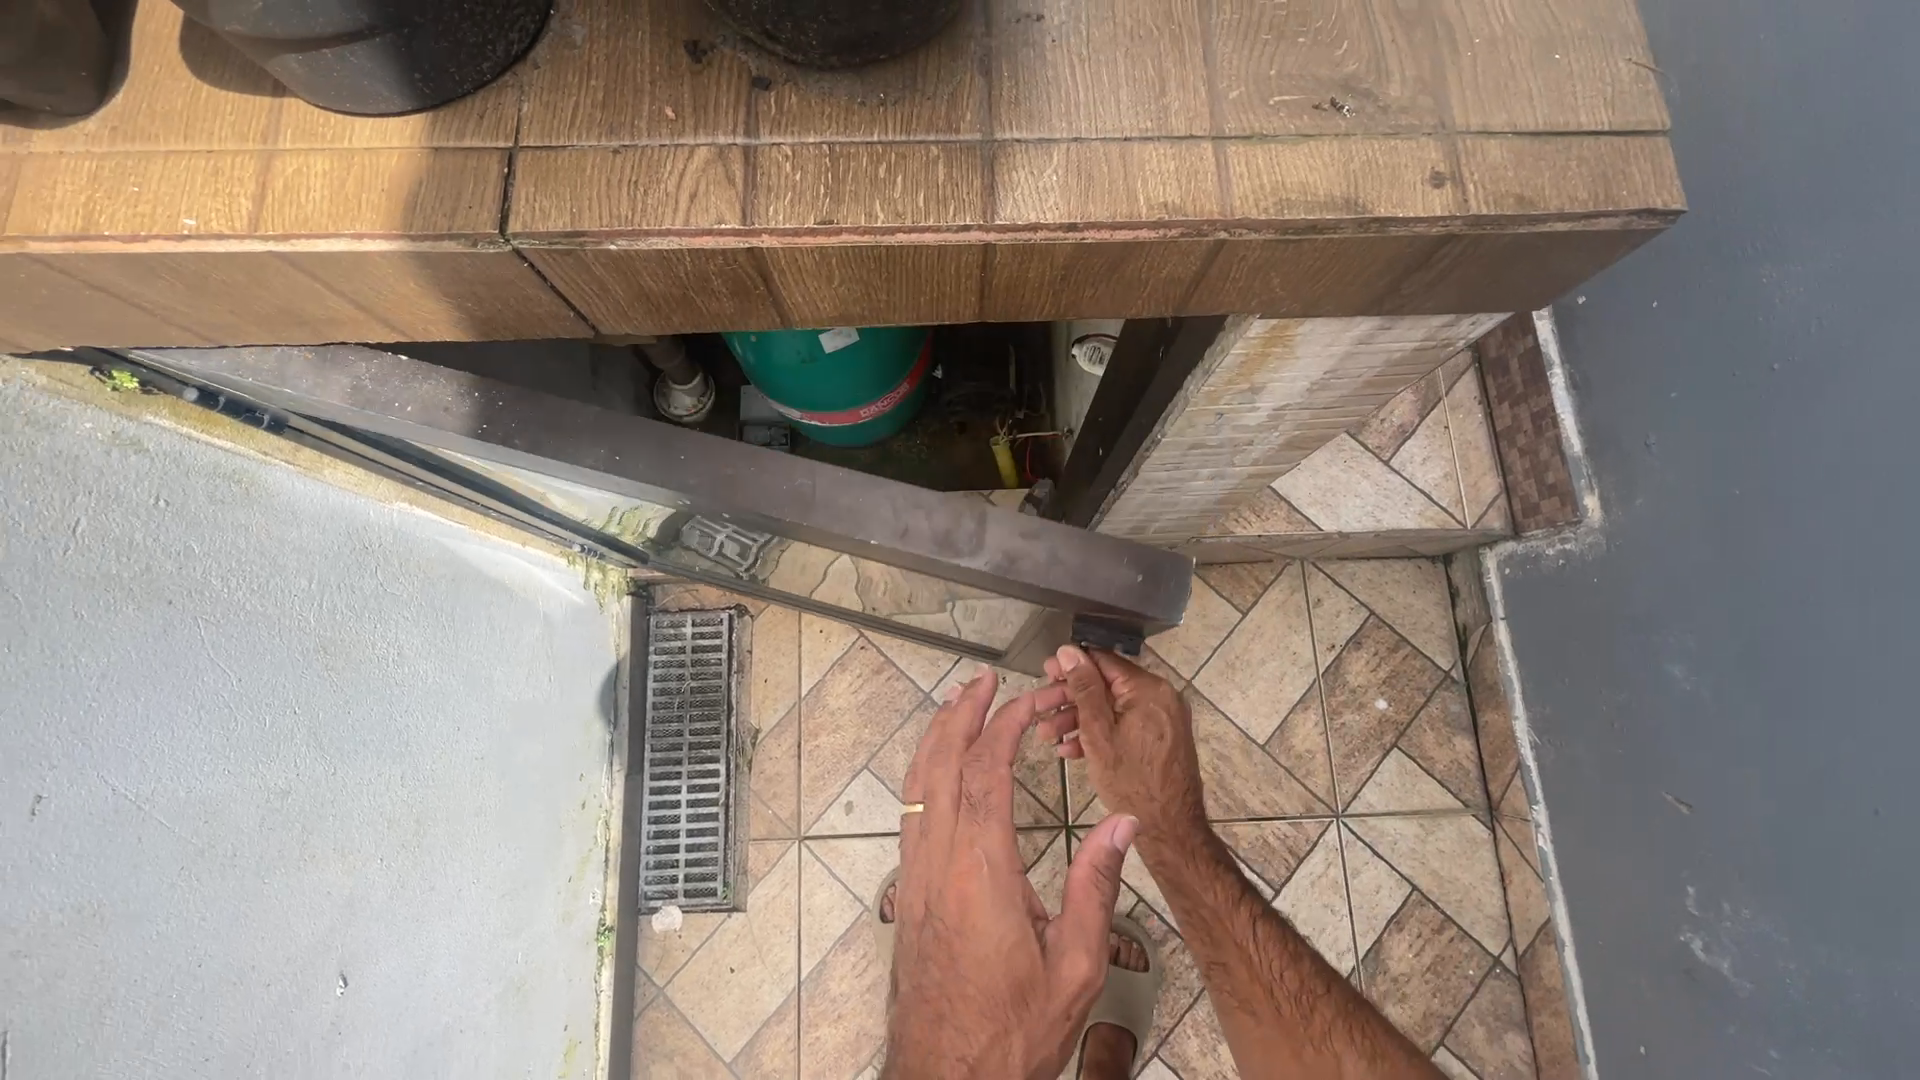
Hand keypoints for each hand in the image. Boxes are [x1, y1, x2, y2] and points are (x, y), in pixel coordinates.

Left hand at [886, 668, 1137, 1079]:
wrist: (947, 1078)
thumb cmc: (1014, 1029)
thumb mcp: (1075, 967)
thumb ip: (1097, 888)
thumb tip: (1123, 824)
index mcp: (982, 871)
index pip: (986, 772)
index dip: (1006, 725)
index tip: (1030, 701)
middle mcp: (939, 861)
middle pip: (941, 764)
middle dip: (963, 713)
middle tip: (985, 681)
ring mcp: (917, 874)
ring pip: (917, 784)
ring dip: (936, 735)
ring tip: (959, 704)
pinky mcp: (909, 891)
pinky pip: (911, 811)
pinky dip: (924, 771)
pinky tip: (939, 766)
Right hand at [1040, 645, 1207, 841]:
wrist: (1169, 830)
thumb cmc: (1131, 782)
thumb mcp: (1098, 733)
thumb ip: (1083, 689)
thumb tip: (1067, 651)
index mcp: (1148, 689)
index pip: (1103, 661)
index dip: (1070, 666)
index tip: (1044, 673)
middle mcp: (1160, 696)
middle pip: (1106, 686)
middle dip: (1069, 698)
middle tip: (1040, 707)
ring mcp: (1162, 718)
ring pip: (1112, 707)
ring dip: (1078, 719)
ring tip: (1046, 735)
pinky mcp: (1159, 737)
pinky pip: (1125, 724)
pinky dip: (1100, 733)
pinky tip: (1070, 749)